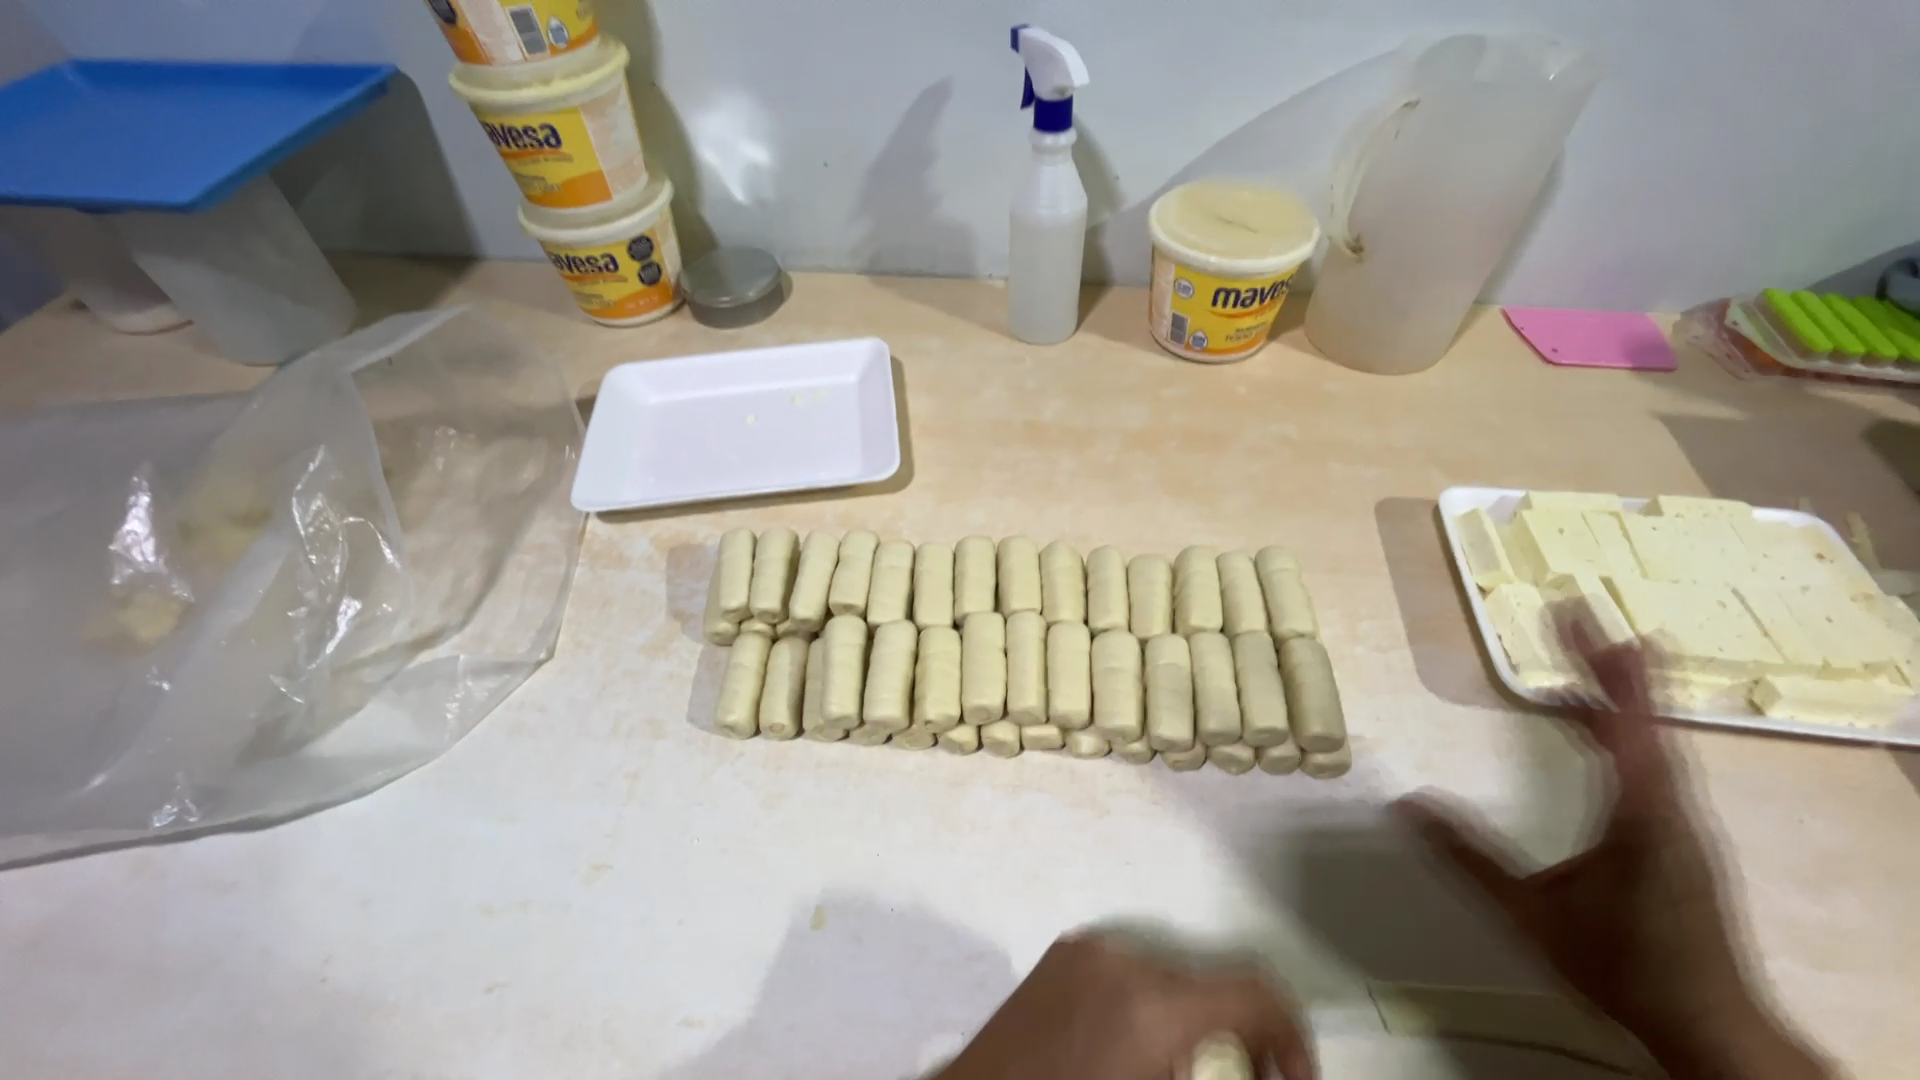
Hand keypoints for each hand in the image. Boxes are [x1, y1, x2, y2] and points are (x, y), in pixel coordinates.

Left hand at [934, 932, 1313, 1079]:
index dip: (1292, 1035)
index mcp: (1153, 1003)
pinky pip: (1129, 975)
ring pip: (1171, 978)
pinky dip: (1153, 1010)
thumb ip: (1215, 1072)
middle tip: (1250, 1078)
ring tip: (1191, 1070)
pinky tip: (1140, 1053)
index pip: (1253, 990)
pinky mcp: (1061, 955)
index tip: (1296, 1078)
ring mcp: (1085, 950)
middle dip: (1242, 1037)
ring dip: (1196, 1024)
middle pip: (1211, 984)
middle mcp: (1121, 958)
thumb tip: (1267, 1069)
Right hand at [1396, 624, 1832, 1078]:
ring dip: (1620, 691)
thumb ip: (1466, 857)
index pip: (1619, 724)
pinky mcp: (1680, 836)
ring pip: (1652, 738)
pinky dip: (1625, 728)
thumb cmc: (1621, 967)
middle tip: (1575, 612)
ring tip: (1590, 652)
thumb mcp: (1529, 913)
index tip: (1573, 617)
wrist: (1710, 1028)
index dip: (1596, 667)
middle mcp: (1672, 806)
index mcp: (1642, 815)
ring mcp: (1682, 821)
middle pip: (1642, 718)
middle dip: (1607, 663)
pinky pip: (1652, 763)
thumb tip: (1402, 804)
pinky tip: (1598, 727)